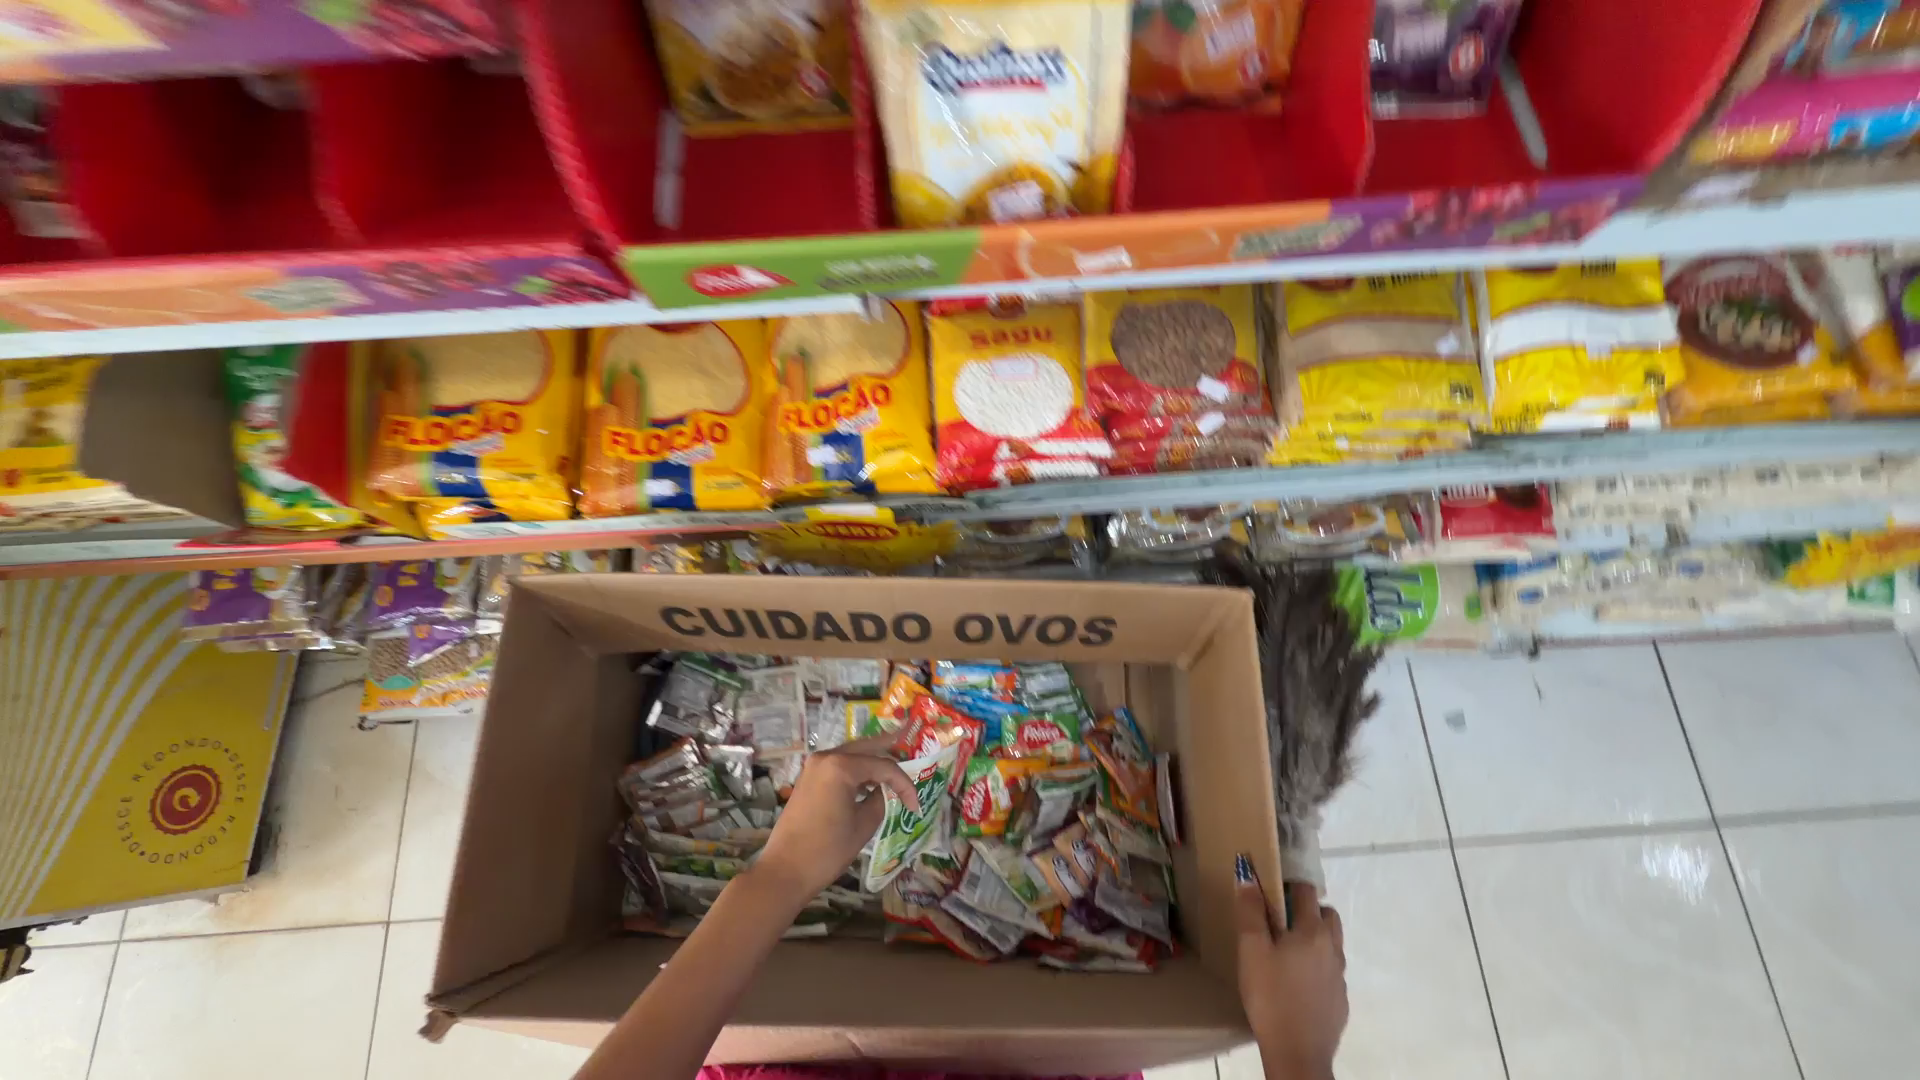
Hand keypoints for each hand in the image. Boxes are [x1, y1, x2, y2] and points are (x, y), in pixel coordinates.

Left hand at [748, 737, 919, 908]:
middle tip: (909, 750)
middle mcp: (825, 757)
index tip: (915, 805)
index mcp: (841, 766)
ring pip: (850, 754)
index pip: (883, 766)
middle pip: (865, 748)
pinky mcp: (807, 779)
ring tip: (892, 766)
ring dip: (871, 759)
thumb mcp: (864, 824)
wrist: (786, 870)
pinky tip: (868, 780)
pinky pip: (837, 765)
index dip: (904, 784)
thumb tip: (886, 790)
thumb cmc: (828, 849)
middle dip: (888, 751)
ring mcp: (813, 766)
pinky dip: (855, 769)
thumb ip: (880, 799)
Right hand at [1234, 857, 1346, 1079]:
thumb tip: (1249, 875)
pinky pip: (1330, 970)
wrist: (1297, 1054)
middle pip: (1327, 914)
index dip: (1288, 885)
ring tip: (1286, 952)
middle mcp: (1333, 949)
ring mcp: (1340, 977)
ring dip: (1314, 937)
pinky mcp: (1340, 1001)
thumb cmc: (1270, 995)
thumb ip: (1250, 910)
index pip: (1306, 891)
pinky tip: (1295, 983)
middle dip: (1306, 909)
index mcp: (1312, 931)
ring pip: (1331, 943)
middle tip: (1279, 921)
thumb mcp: (1251, 949)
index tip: (1269, 892)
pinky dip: (1316, 966)